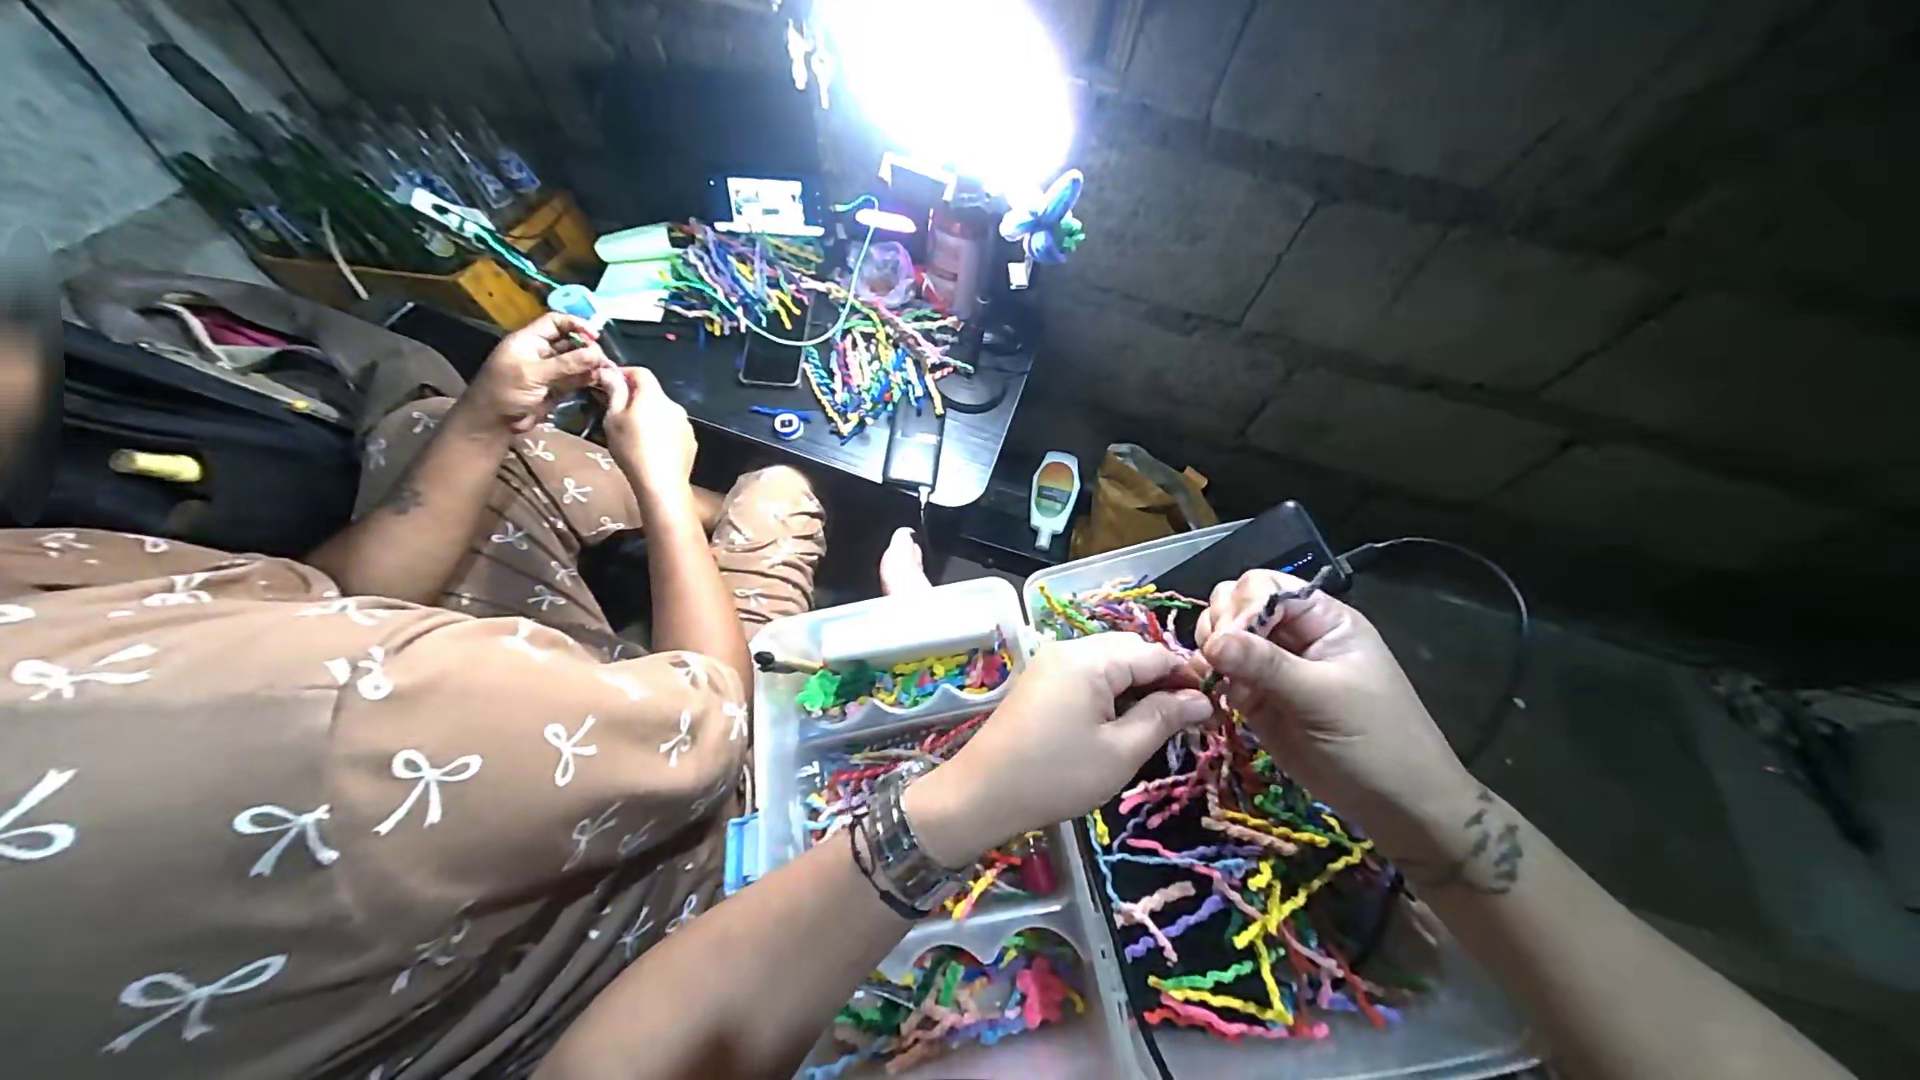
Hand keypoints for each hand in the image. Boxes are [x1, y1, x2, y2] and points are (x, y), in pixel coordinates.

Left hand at [466, 313, 612, 432]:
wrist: (495, 422)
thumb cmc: (505, 391)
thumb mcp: (533, 373)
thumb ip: (566, 363)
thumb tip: (596, 354)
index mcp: (530, 340)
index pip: (555, 322)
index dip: (576, 324)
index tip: (596, 335)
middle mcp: (543, 352)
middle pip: (571, 342)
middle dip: (589, 348)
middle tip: (603, 360)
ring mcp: (552, 371)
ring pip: (578, 361)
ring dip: (593, 364)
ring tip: (608, 370)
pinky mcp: (560, 388)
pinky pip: (579, 378)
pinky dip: (591, 378)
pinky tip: (602, 380)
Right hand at [598, 366, 695, 493]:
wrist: (661, 482)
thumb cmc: (631, 448)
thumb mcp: (614, 419)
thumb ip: (614, 392)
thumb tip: (609, 372)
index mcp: (654, 396)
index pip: (642, 372)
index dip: (625, 373)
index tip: (610, 384)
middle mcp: (674, 406)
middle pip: (653, 393)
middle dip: (636, 397)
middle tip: (618, 411)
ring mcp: (686, 424)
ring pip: (664, 412)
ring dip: (650, 415)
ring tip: (635, 433)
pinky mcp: (691, 440)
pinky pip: (673, 428)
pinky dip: (662, 430)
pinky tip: (653, 446)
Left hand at [903, 633, 1212, 866]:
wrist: (983, 793)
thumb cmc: (1057, 775)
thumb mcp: (1121, 751)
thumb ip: (1163, 717)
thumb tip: (1200, 699)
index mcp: (1090, 658)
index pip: (1153, 652)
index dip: (1186, 675)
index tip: (1212, 704)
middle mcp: (1068, 648)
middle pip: (1129, 651)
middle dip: (1161, 678)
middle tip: (1186, 717)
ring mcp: (1050, 662)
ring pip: (1108, 662)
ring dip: (1136, 685)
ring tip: (1157, 723)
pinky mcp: (1040, 680)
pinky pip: (1085, 674)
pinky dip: (1109, 690)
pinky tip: (1121, 719)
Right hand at [1197, 571, 1476, 853]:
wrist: (1393, 805)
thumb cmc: (1375, 742)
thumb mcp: (1324, 698)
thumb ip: (1267, 666)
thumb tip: (1213, 643)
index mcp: (1322, 619)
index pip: (1265, 587)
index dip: (1243, 608)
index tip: (1230, 643)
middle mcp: (1292, 633)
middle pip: (1236, 602)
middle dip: (1221, 625)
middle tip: (1219, 661)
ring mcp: (1270, 664)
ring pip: (1221, 634)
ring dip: (1210, 651)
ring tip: (1217, 681)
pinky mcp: (1253, 694)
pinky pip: (1218, 671)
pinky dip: (1207, 677)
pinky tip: (1211, 696)